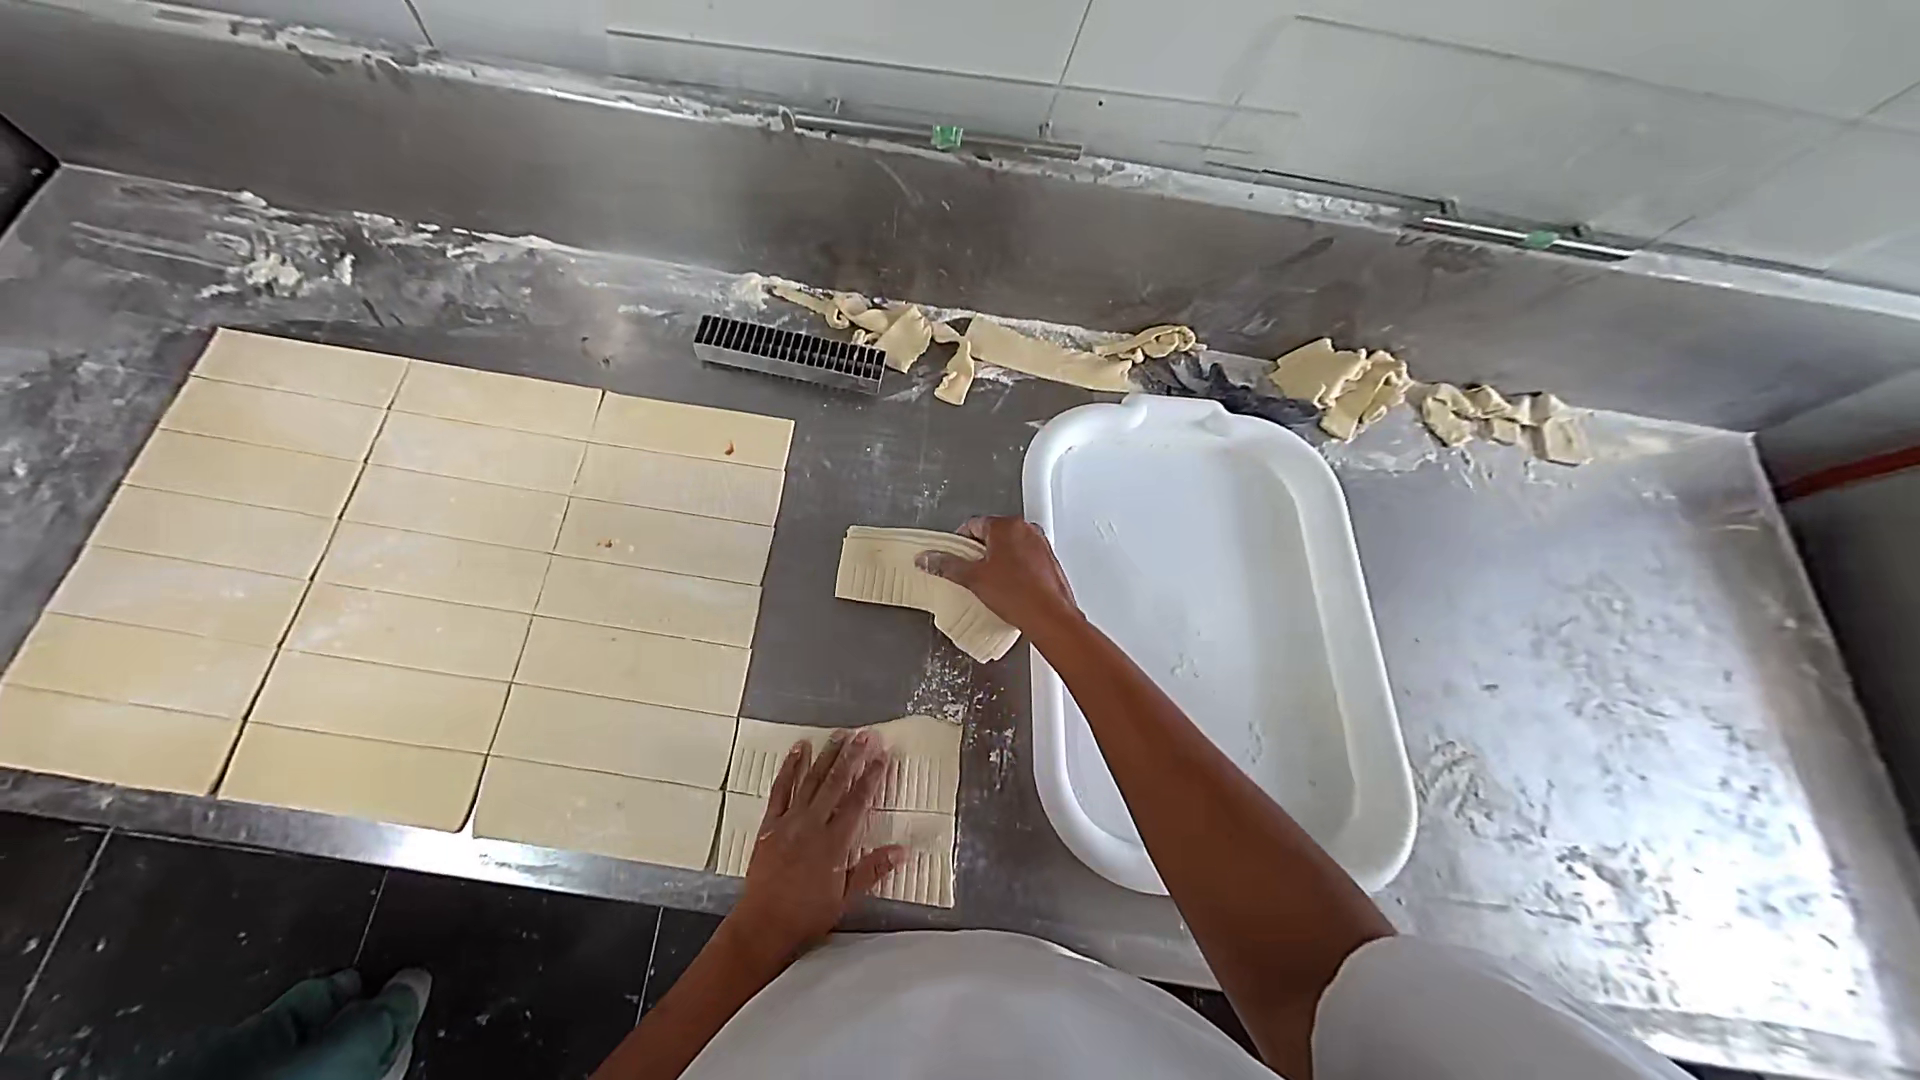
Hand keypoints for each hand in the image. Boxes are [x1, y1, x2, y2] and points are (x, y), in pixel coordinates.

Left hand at [723, 731, 902, 964]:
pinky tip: (799, 749)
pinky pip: (781, 789)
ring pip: (812, 780)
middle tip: (866, 735)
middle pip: (836, 783)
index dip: (872, 776)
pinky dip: (790, 767)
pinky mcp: (770, 823)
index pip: (858, 801)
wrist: (762, 926)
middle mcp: (813, 824)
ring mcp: (789, 821)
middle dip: (853, 756)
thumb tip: (902, 850)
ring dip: (827, 755)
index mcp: (834, 842)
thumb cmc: (807, 915)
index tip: (883, 756)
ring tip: (840, 734)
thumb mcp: (845, 898)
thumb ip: (872, 870)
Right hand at [916, 516, 1081, 634]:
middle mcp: (1026, 530)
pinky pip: (1025, 558)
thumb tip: (929, 560)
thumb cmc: (1019, 595)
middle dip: (978, 551)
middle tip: (970, 571)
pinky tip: (1007, 588)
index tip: (953, 555)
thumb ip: (947, 565)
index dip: (959, 541)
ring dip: (997, 559)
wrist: (1050, 617)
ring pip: (1010, 545)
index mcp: (1006, 526)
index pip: (973, 524)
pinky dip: (1014, 568)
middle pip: (992, 533)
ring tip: (989, 582)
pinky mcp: (1048, 560)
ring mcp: (1040, 544)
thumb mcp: (973, 579)